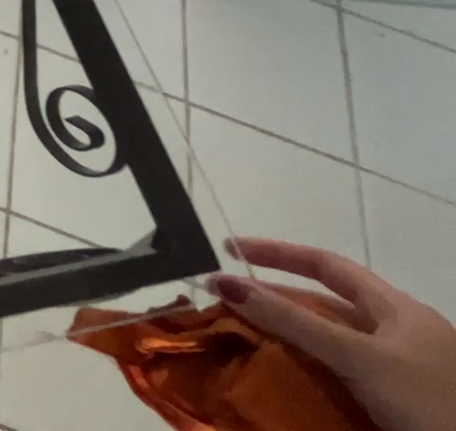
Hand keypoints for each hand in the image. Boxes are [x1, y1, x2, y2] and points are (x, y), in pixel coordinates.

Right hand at [213, 236, 455, 430]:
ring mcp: (404, 365)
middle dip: (276, 297)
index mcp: (400, 309)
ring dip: (290, 330)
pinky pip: (342, 365)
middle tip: (231, 298)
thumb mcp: (356, 358)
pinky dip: (310, 361)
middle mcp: (403, 330)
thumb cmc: (429, 400)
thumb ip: (290, 320)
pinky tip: (288, 370)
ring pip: (333, 335)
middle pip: (328, 301)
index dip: (276, 252)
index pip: (327, 263)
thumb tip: (220, 280)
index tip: (229, 250)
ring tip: (248, 332)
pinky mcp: (400, 395)